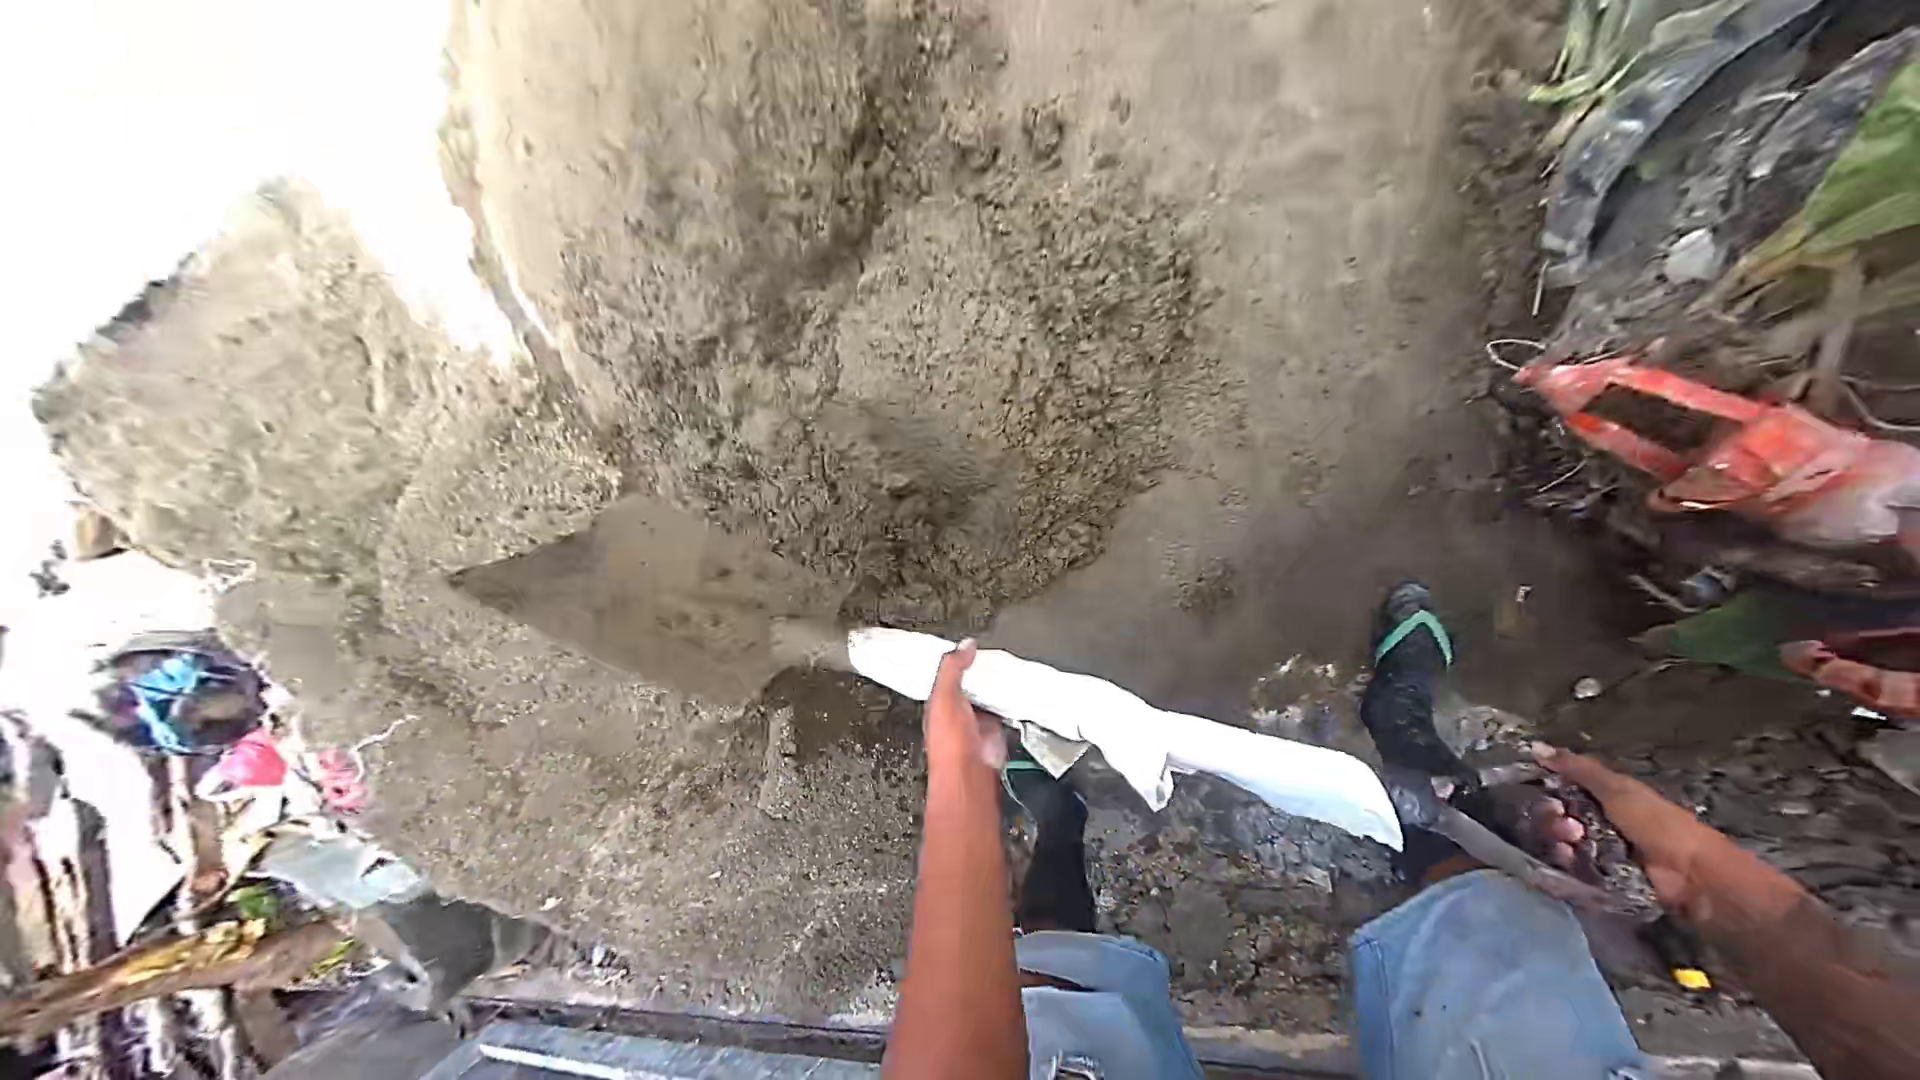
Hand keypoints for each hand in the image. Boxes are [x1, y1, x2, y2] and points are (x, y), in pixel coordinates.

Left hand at [924, 640, 1006, 774]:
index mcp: (938, 702)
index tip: (968, 645)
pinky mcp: (995, 728)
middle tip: (991, 653)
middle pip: (970, 682)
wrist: (971, 774)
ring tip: (1006, 665)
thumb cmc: (950, 742)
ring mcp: (976, 720)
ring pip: (987, 694)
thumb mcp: (944, 696)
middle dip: (980, 670)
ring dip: (996, 684)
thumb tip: (965, 645)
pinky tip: (1015, 687)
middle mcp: (956, 710)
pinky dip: (1010, 699)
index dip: (956, 660)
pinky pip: (1004, 707)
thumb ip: (952, 667)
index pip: (946, 674)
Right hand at [1532, 743, 1732, 918]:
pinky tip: (1568, 855)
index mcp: (1608, 802)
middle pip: (1555, 816)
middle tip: (1562, 818)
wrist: (1696, 880)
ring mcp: (1598, 855)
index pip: (1563, 791)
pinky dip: (1563, 860)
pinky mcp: (1597, 880)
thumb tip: (1535, 746)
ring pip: (1557, 840)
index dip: (1550, 788)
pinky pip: (1566, 866)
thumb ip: (1578, 768)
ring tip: (1572, 839)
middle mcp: (1600, 826)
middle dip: (1550, 815)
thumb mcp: (1619, 789)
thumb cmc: (1661, 827)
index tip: (1545, 788)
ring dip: (1557, 836)